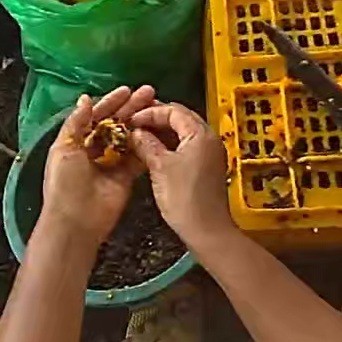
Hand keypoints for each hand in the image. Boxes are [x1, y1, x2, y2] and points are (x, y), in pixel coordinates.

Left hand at [41, 85, 157, 246]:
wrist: (76, 221)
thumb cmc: (64, 183)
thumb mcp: (63, 148)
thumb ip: (75, 122)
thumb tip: (85, 98)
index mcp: (76, 141)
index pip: (95, 116)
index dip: (111, 102)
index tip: (127, 90)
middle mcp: (95, 150)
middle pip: (115, 124)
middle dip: (131, 108)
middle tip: (149, 92)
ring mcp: (112, 163)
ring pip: (129, 137)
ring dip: (141, 121)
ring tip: (157, 106)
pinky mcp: (126, 177)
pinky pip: (138, 156)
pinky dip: (147, 143)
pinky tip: (159, 129)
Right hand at [127, 103, 236, 248]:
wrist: (207, 230)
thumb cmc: (185, 199)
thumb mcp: (159, 168)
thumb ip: (146, 144)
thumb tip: (135, 132)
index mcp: (200, 134)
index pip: (174, 110)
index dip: (150, 112)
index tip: (131, 119)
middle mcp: (209, 139)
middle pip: (181, 118)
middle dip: (156, 119)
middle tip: (133, 123)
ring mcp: (210, 153)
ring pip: (183, 133)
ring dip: (161, 132)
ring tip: (139, 136)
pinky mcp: (207, 167)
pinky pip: (186, 146)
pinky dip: (169, 145)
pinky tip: (152, 151)